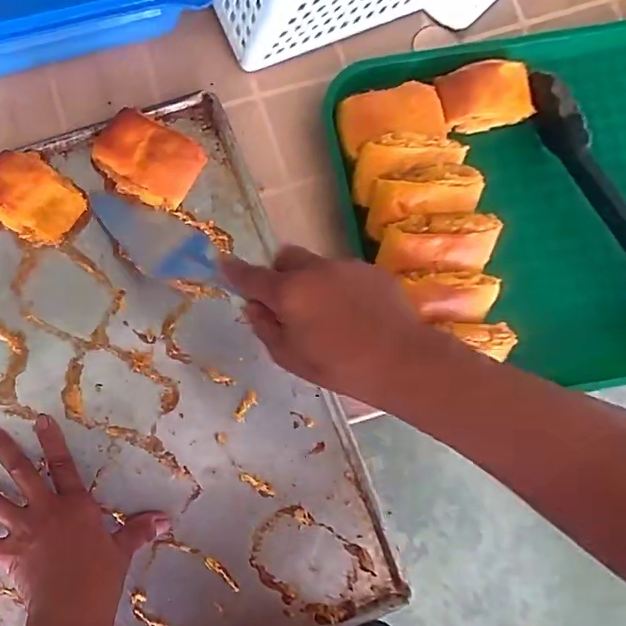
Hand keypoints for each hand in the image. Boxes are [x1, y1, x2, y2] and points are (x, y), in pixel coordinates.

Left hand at [0, 415, 169, 625]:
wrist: (73, 607)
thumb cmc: (101, 577)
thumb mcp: (123, 551)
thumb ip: (139, 531)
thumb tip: (166, 519)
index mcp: (75, 505)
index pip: (63, 465)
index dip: (52, 441)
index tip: (39, 419)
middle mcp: (46, 510)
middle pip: (22, 473)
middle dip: (2, 449)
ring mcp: (24, 530)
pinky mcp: (9, 553)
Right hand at [221, 245, 447, 405]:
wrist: (402, 360)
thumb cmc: (338, 366)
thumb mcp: (289, 357)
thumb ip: (265, 328)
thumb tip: (254, 307)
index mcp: (288, 292)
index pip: (252, 276)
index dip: (234, 272)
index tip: (224, 265)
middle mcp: (314, 270)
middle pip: (285, 258)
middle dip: (280, 274)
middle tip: (287, 304)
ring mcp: (345, 267)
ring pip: (316, 266)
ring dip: (312, 283)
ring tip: (328, 316)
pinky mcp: (370, 271)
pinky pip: (343, 274)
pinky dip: (339, 289)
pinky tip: (353, 316)